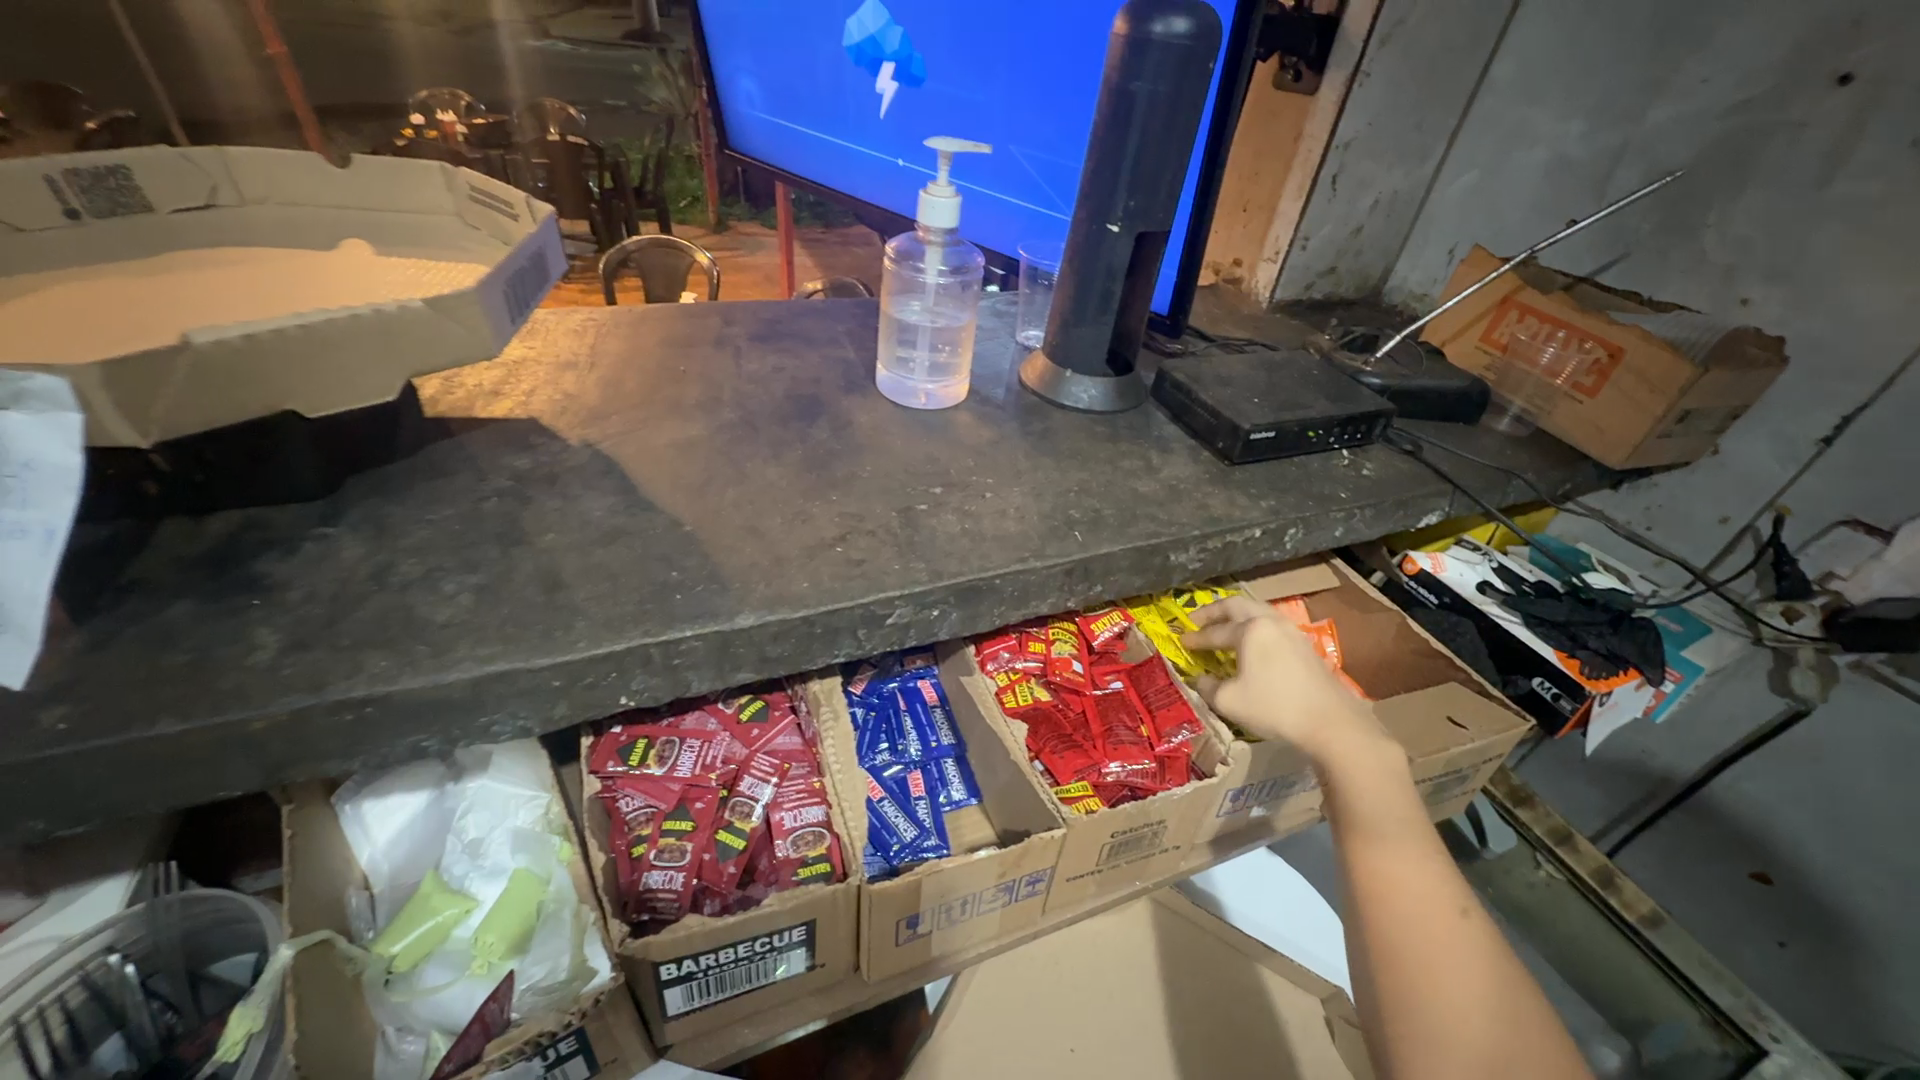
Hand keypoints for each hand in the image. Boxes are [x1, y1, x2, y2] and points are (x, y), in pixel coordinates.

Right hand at [1182, 595, 1393, 767]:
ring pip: (1259, 613)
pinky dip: (1255, 629)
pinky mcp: (1305, 647)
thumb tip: (1200, 679)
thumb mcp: (1229, 701)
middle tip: (1197, 620)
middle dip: (1214, 612)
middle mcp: (1271, 623)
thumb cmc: (1273, 707)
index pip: (1215, 631)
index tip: (1182, 642)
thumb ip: (1207, 686)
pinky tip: (1251, 646)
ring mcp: (1292, 632)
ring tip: (1224, 628)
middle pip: (1238, 606)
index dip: (1196, 638)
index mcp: (1250, 630)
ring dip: (1238, 618)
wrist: (1329, 721)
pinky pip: (1272, 627)